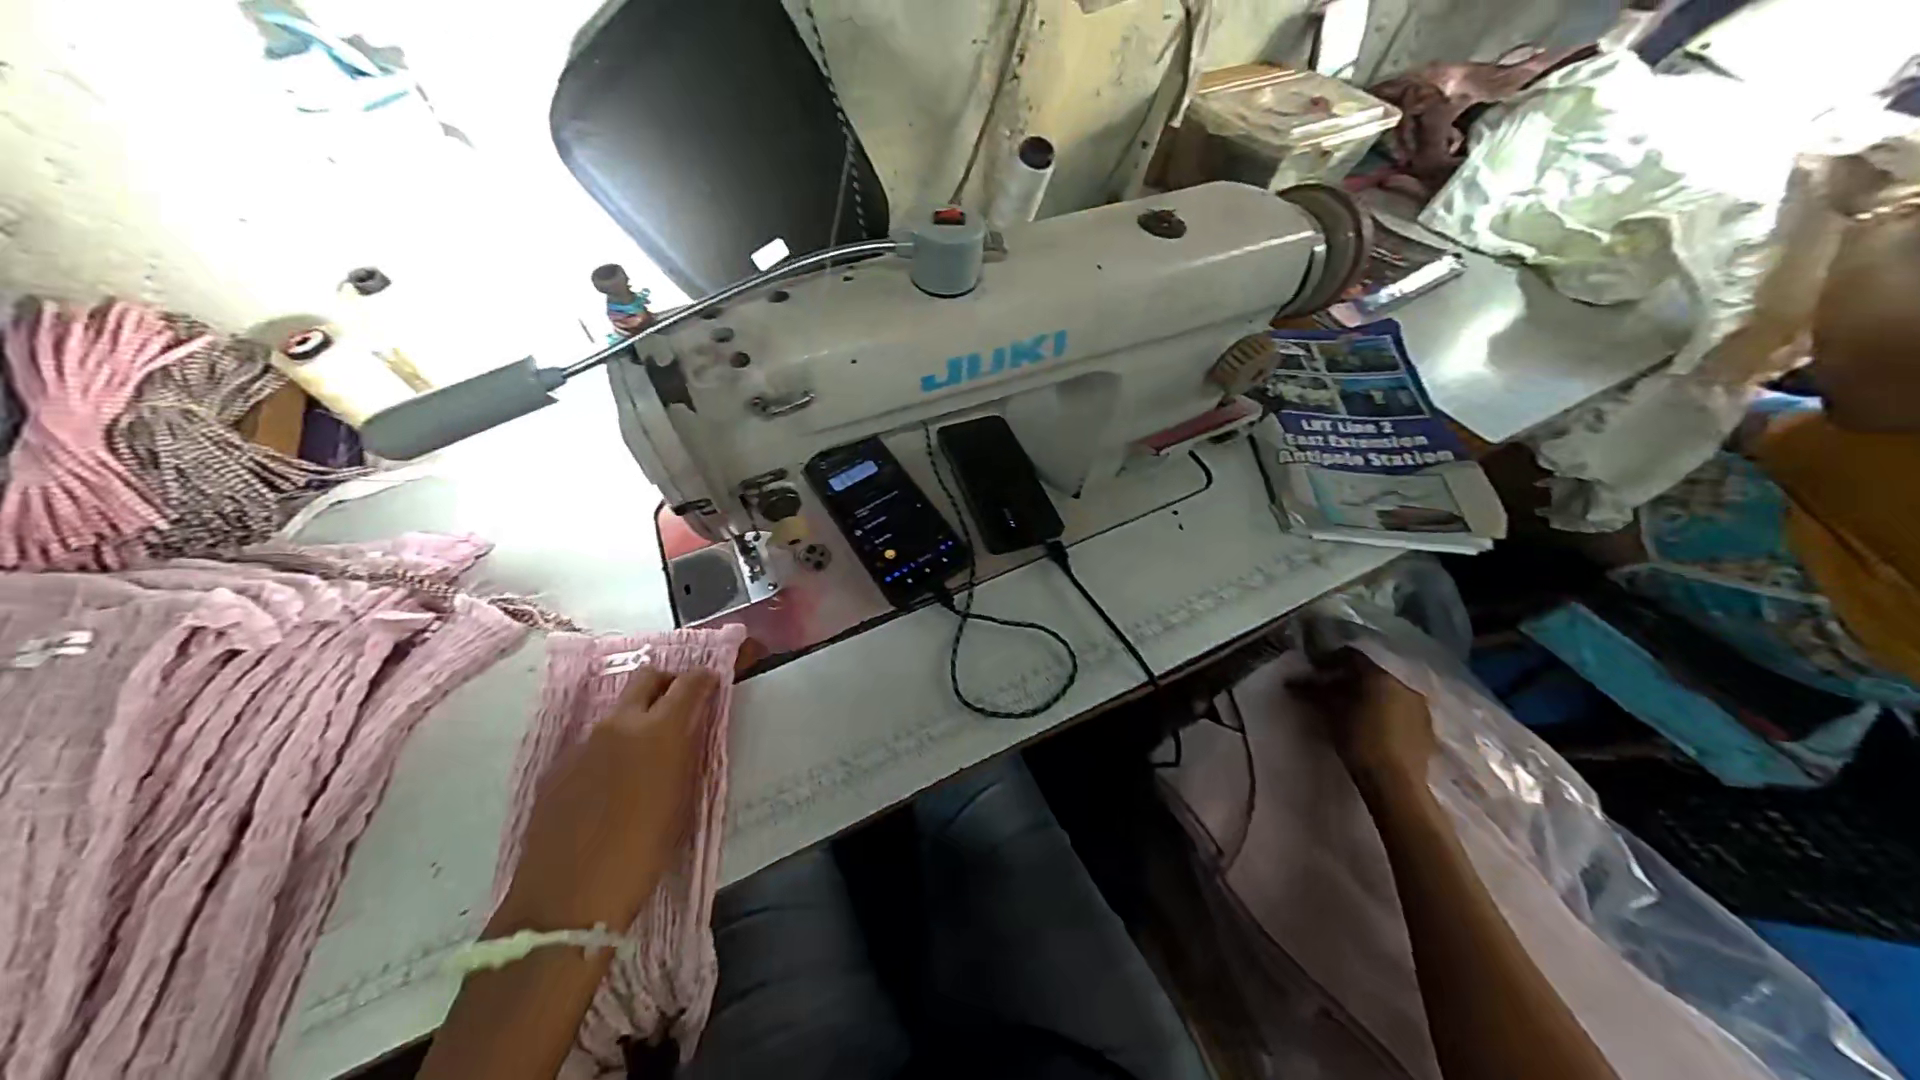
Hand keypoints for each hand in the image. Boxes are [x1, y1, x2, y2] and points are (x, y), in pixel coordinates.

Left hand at [496, 668, 718, 933]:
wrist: (567, 899)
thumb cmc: (642, 853)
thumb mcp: (682, 800)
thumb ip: (686, 754)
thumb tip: (691, 730)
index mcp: (658, 731)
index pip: (689, 682)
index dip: (706, 679)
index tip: (714, 685)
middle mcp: (619, 724)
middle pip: (648, 678)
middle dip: (669, 683)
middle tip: (682, 705)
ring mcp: (583, 743)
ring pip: (619, 709)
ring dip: (639, 716)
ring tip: (650, 752)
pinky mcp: (559, 766)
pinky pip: (594, 740)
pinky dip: (612, 746)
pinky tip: (615, 783)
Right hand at [1303, 651, 1435, 792]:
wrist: (1395, 782)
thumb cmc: (1359, 740)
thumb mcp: (1330, 713)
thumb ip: (1313, 692)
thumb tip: (1293, 681)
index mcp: (1379, 675)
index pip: (1350, 656)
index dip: (1329, 659)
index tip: (1314, 669)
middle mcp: (1403, 684)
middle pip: (1370, 673)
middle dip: (1349, 678)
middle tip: (1330, 690)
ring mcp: (1419, 706)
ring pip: (1388, 691)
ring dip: (1369, 695)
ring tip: (1352, 710)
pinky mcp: (1427, 728)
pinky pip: (1401, 709)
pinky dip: (1385, 711)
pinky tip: (1373, 726)